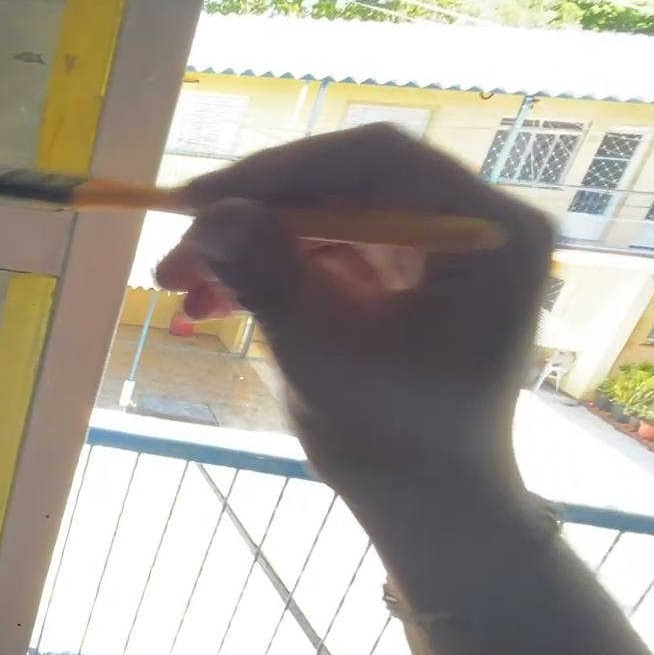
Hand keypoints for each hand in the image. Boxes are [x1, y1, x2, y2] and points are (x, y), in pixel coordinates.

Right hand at [153, 124, 556, 520]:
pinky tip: (208, 306)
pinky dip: (258, 275)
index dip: (274, 173)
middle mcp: (460, 225)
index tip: (191, 205)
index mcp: (481, 232)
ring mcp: (421, 251)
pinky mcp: (387, 278)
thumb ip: (268, 276)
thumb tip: (209, 214)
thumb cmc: (391, 433)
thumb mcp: (321, 351)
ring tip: (178, 291)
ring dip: (240, 252)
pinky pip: (311, 256)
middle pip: (335, 188)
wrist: (420, 494)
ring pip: (312, 222)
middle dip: (245, 222)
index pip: (372, 161)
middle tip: (172, 263)